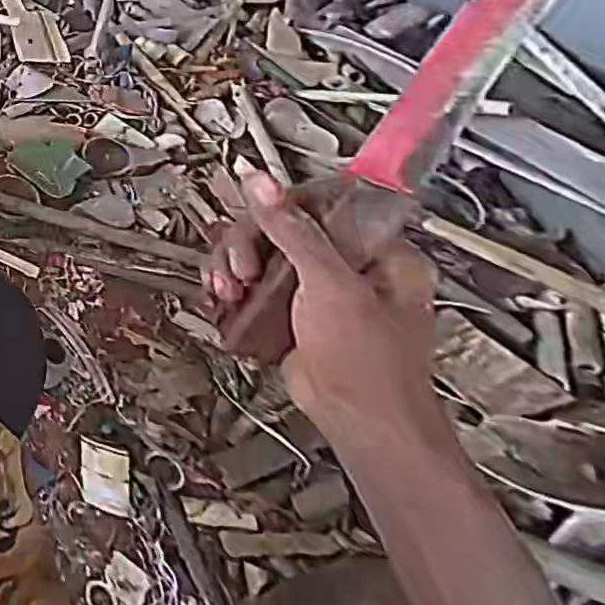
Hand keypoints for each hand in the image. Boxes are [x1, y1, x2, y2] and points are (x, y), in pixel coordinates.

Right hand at [209, 170, 439, 442]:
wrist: (357, 422)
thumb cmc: (368, 362)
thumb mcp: (328, 284)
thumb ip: (291, 230)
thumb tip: (260, 182)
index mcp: (378, 253)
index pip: (318, 206)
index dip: (279, 210)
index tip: (252, 221)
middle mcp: (348, 266)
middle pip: (277, 229)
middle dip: (246, 247)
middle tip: (239, 269)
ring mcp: (316, 288)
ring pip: (257, 254)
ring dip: (231, 268)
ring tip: (228, 290)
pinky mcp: (289, 309)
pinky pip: (249, 282)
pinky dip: (230, 288)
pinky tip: (225, 300)